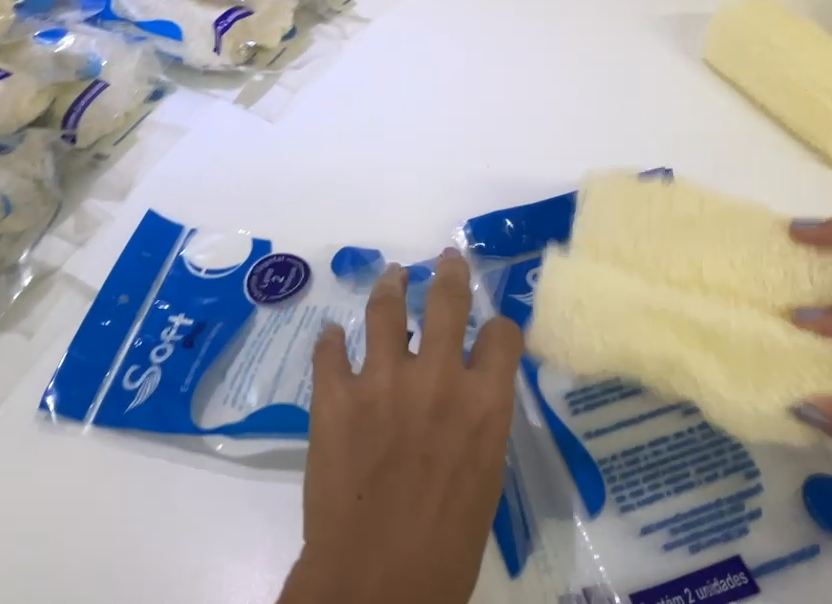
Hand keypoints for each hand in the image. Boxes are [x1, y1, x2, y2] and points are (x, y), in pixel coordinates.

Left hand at [277, 249, 524, 603]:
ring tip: (391, 275)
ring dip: (390, 286)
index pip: (501, 334)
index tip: (492, 327)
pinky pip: (330, 350)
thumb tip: (467, 401)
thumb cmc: (446, 546)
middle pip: (446, 301)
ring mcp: (381, 379)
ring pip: (385, 309)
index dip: (498, 327)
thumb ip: (477, 426)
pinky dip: (332, 341)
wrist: (376, 578)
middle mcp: (436, 376)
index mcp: (484, 401)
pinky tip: (332, 336)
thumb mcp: (484, 477)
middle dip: (448, 273)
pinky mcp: (334, 394)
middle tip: (445, 259)